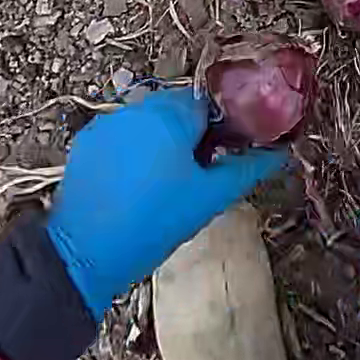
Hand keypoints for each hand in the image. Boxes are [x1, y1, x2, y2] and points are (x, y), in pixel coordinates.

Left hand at [45, 87, 286, 312]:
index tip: (225, 152)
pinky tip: (139, 179)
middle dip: (193, 132)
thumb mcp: (207, 198)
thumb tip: (278, 155)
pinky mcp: (89, 140)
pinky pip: (126, 132)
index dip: (222, 126)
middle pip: (181, 108)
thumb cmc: (150, 223)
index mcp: (170, 116)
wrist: (81, 256)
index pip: (210, 102)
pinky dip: (138, 147)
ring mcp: (110, 123)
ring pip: (153, 119)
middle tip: (199, 170)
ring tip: (168, 178)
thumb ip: (246, 170)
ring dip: (165, 138)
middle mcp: (138, 109)